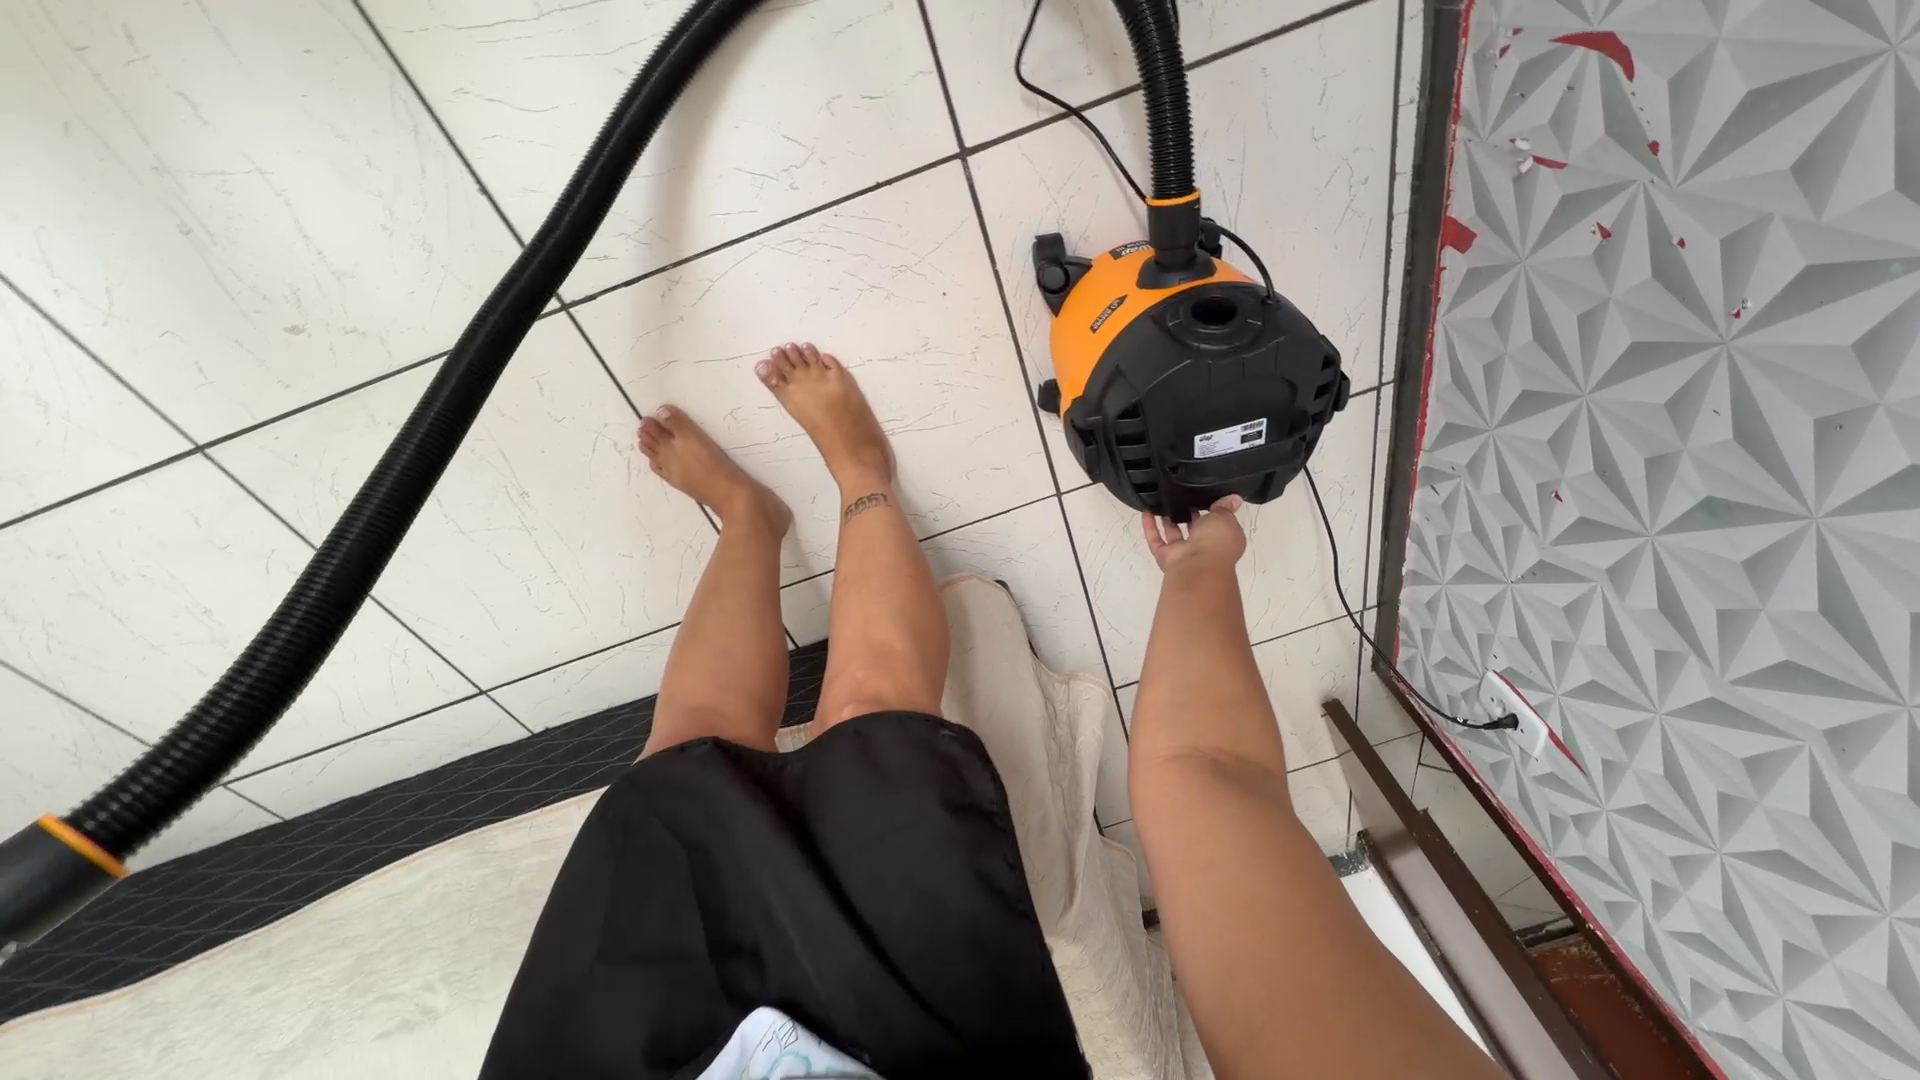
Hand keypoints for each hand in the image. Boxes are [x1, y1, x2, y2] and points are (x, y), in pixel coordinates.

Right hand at [1141, 495, 1246, 572]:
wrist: (1197, 565)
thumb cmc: (1217, 540)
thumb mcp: (1225, 517)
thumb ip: (1224, 506)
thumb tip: (1234, 498)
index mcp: (1224, 540)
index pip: (1220, 524)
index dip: (1215, 511)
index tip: (1208, 497)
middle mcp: (1205, 548)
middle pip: (1196, 529)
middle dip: (1190, 514)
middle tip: (1183, 496)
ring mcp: (1184, 553)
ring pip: (1175, 534)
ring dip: (1169, 520)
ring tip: (1164, 501)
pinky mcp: (1166, 556)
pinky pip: (1157, 540)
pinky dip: (1150, 527)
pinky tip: (1146, 512)